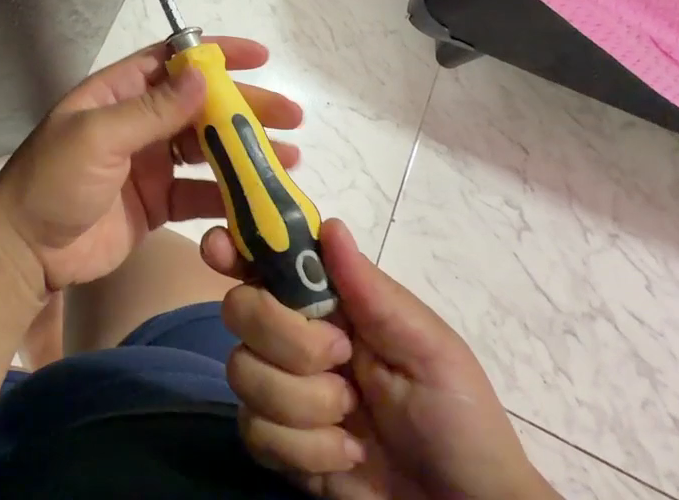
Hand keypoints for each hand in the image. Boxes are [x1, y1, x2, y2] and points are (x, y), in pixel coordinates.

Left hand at [0, 38, 302, 294]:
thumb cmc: (54, 181)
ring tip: (289, 158)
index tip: (258, 57)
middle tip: (290, 117)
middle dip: (243, 107)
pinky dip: (230, 196)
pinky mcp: (155, 203)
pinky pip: (200, 194)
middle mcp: (134, 123)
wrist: (28, 249)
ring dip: (244, 151)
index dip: (212, 56)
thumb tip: (202, 74)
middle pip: (197, 106)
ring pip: (205, 150)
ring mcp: (146, 164)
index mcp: (115, 95)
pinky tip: (261, 201)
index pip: (169, 62)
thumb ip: (152, 110)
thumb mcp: (98, 137)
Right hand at [202, 220, 554, 499]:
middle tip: (341, 360)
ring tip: (354, 422)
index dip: (233, 249)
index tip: (219, 252)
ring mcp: (277, 390)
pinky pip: (255, 431)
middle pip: (238, 309)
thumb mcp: (429, 348)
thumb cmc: (459, 416)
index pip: (262, 261)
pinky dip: (308, 450)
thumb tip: (329, 225)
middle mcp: (290, 339)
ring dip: (306, 404)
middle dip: (288, 340)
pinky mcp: (274, 443)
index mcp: (326, 305)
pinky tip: (345, 454)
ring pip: (242, 372)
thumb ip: (373, 292)